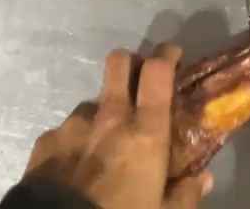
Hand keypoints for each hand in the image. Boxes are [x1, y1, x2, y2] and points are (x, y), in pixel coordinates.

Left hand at [23, 45, 210, 208]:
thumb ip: (184, 195)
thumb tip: (203, 179)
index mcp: (144, 132)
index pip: (157, 71)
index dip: (166, 55)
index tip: (173, 56)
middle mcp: (109, 117)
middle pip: (119, 62)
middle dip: (131, 63)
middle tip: (139, 83)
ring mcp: (74, 126)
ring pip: (92, 102)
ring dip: (101, 114)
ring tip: (103, 142)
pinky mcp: (46, 141)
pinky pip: (65, 131)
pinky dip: (74, 142)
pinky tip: (74, 165)